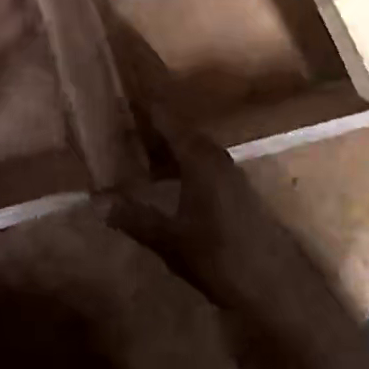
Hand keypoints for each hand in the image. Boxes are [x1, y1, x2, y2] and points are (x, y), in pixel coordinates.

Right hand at [105, 26, 368, 368]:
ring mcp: (227, 171)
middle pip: (179, 128)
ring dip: (166, 143)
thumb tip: (96, 200)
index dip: (148, 102)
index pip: (167, 117)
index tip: (127, 84)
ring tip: (137, 143)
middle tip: (124, 115)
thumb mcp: (170, 240)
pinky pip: (199, 160)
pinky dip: (179, 160)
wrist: (273, 284)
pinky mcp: (233, 188)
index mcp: (198, 156)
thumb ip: (134, 217)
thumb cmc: (219, 255)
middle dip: (153, 121)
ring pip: (190, 145)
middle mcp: (214, 154)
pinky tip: (164, 175)